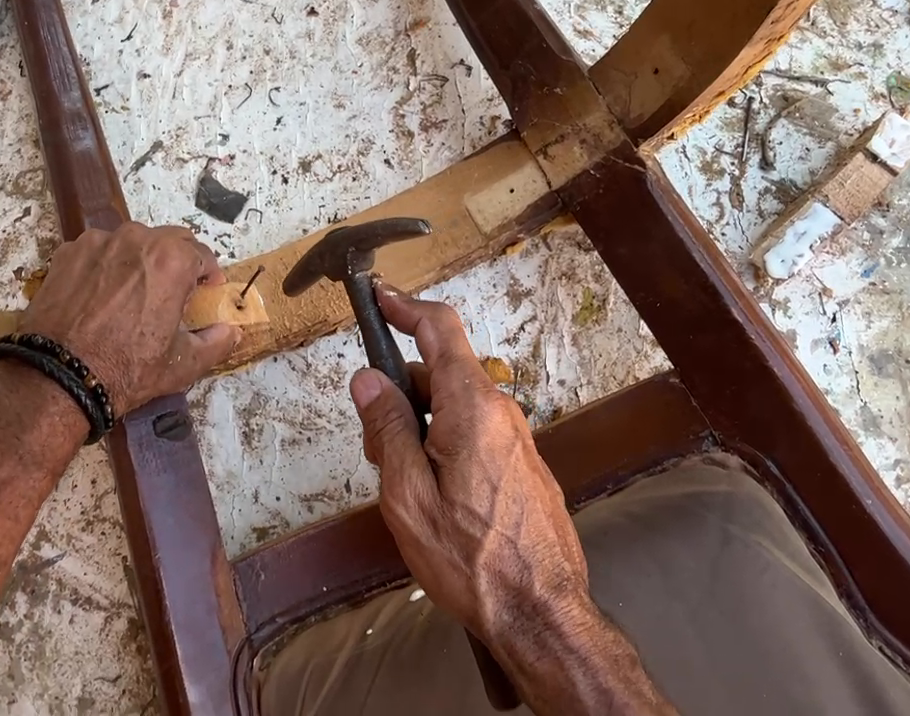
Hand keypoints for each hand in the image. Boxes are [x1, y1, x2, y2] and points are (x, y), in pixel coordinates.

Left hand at [21, 223, 240, 413]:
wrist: (57, 378)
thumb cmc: (127, 369)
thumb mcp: (182, 365)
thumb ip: (216, 343)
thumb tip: (231, 332)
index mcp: (173, 260)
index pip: (203, 254)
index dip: (207, 275)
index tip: (204, 292)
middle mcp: (137, 239)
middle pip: (169, 240)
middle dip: (177, 261)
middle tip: (172, 292)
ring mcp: (98, 242)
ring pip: (131, 242)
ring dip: (140, 259)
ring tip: (132, 293)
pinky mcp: (67, 253)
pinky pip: (97, 251)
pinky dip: (105, 265)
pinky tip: (99, 295)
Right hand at [349, 283, 590, 647]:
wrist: (541, 614)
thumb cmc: (472, 560)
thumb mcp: (408, 495)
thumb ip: (387, 429)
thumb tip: (368, 380)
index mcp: (471, 407)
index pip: (440, 329)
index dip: (406, 306)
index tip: (381, 296)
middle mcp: (500, 412)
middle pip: (439, 374)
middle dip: (400, 394)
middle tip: (375, 443)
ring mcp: (516, 438)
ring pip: (454, 407)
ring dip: (420, 426)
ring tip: (404, 484)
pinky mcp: (522, 464)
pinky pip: (474, 432)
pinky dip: (444, 443)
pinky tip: (435, 494)